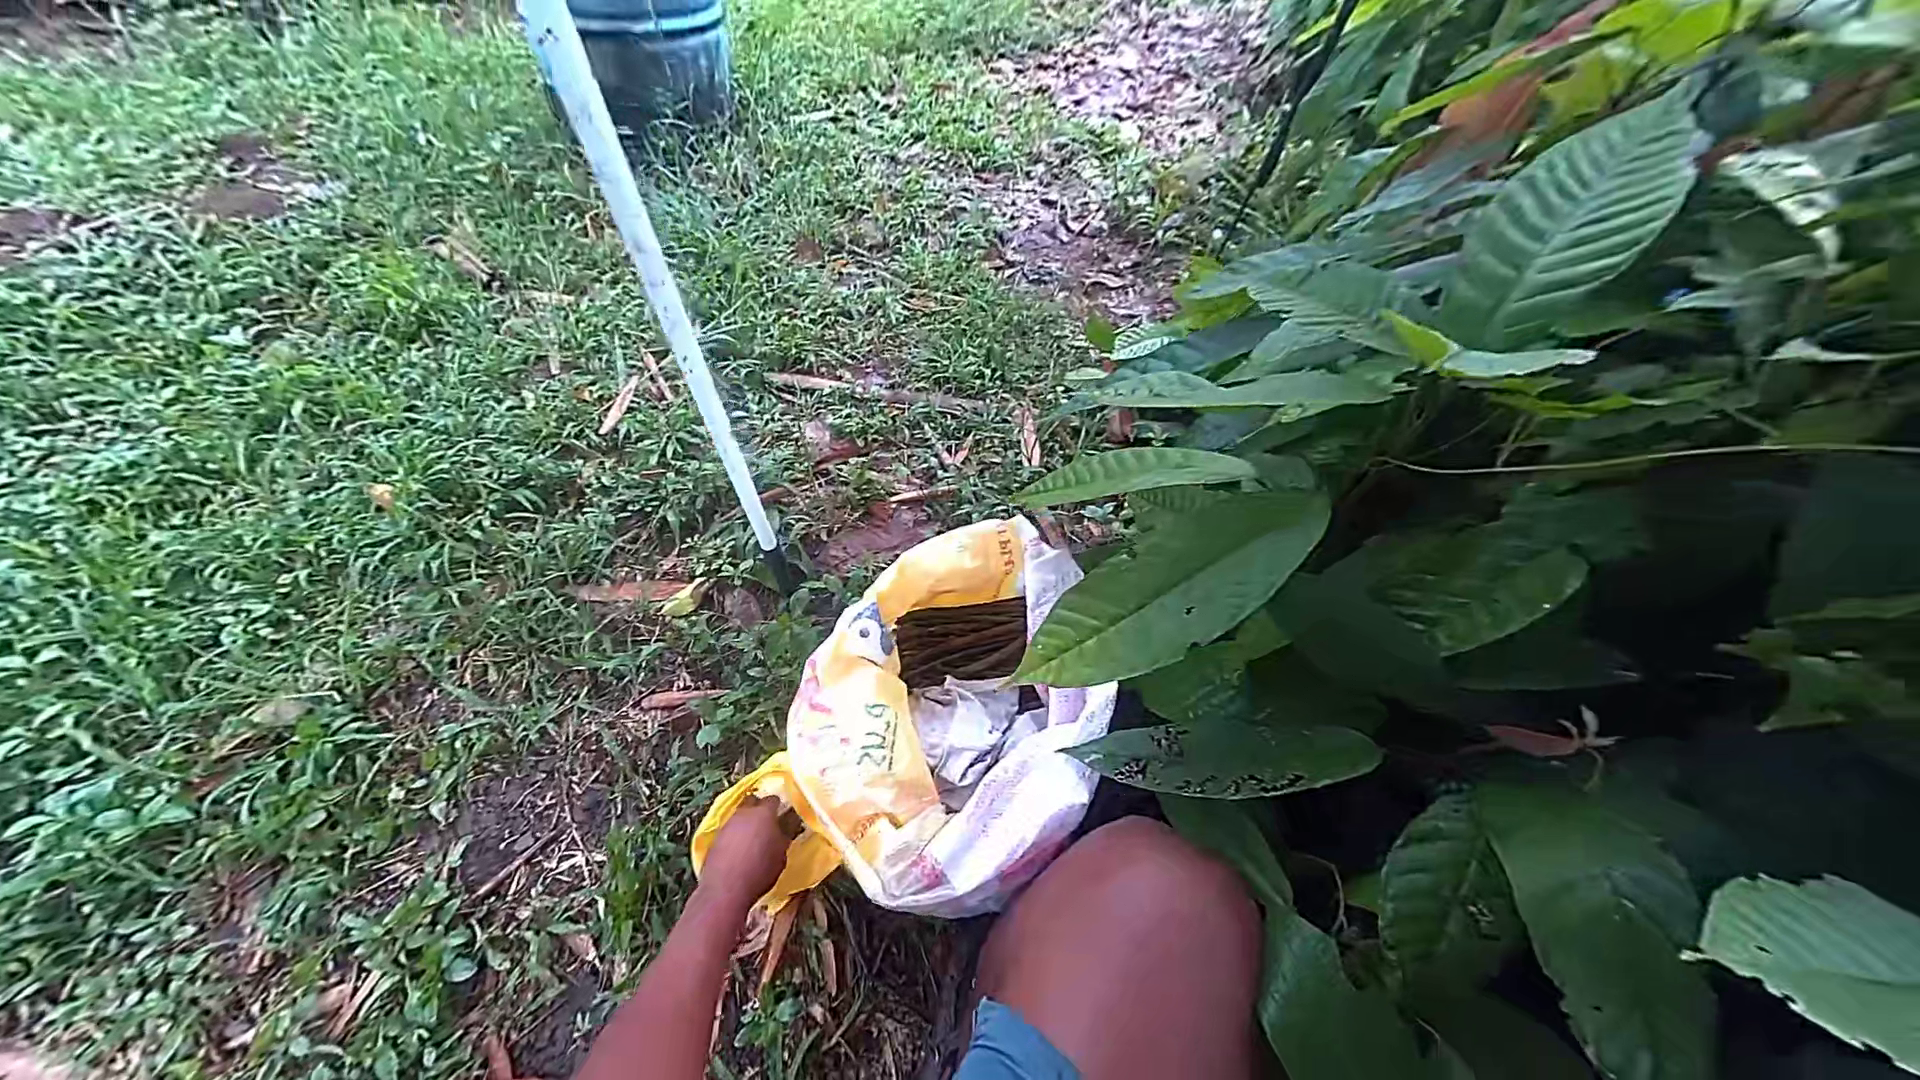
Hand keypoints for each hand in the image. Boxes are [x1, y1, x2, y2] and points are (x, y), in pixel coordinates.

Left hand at [699, 796, 792, 905]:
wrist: (725, 890)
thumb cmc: (760, 871)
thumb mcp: (781, 855)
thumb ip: (783, 836)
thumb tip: (785, 828)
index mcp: (764, 813)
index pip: (773, 800)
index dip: (778, 806)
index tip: (781, 815)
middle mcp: (744, 814)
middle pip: (752, 802)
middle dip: (759, 808)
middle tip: (766, 822)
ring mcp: (726, 825)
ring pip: (739, 816)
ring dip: (746, 823)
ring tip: (751, 839)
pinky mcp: (714, 839)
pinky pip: (728, 830)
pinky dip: (734, 836)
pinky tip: (738, 850)